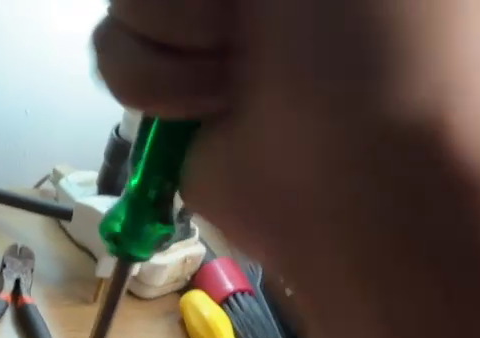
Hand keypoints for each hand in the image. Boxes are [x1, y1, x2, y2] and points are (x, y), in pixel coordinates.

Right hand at [92, 0, 479, 259]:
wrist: (347, 178)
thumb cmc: (369, 47)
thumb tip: (210, 7)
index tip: (247, 5)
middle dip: (191, 0)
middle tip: (247, 26)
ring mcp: (198, 25)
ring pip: (124, 3)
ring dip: (174, 42)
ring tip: (232, 78)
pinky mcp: (162, 85)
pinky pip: (110, 52)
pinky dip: (150, 83)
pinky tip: (202, 108)